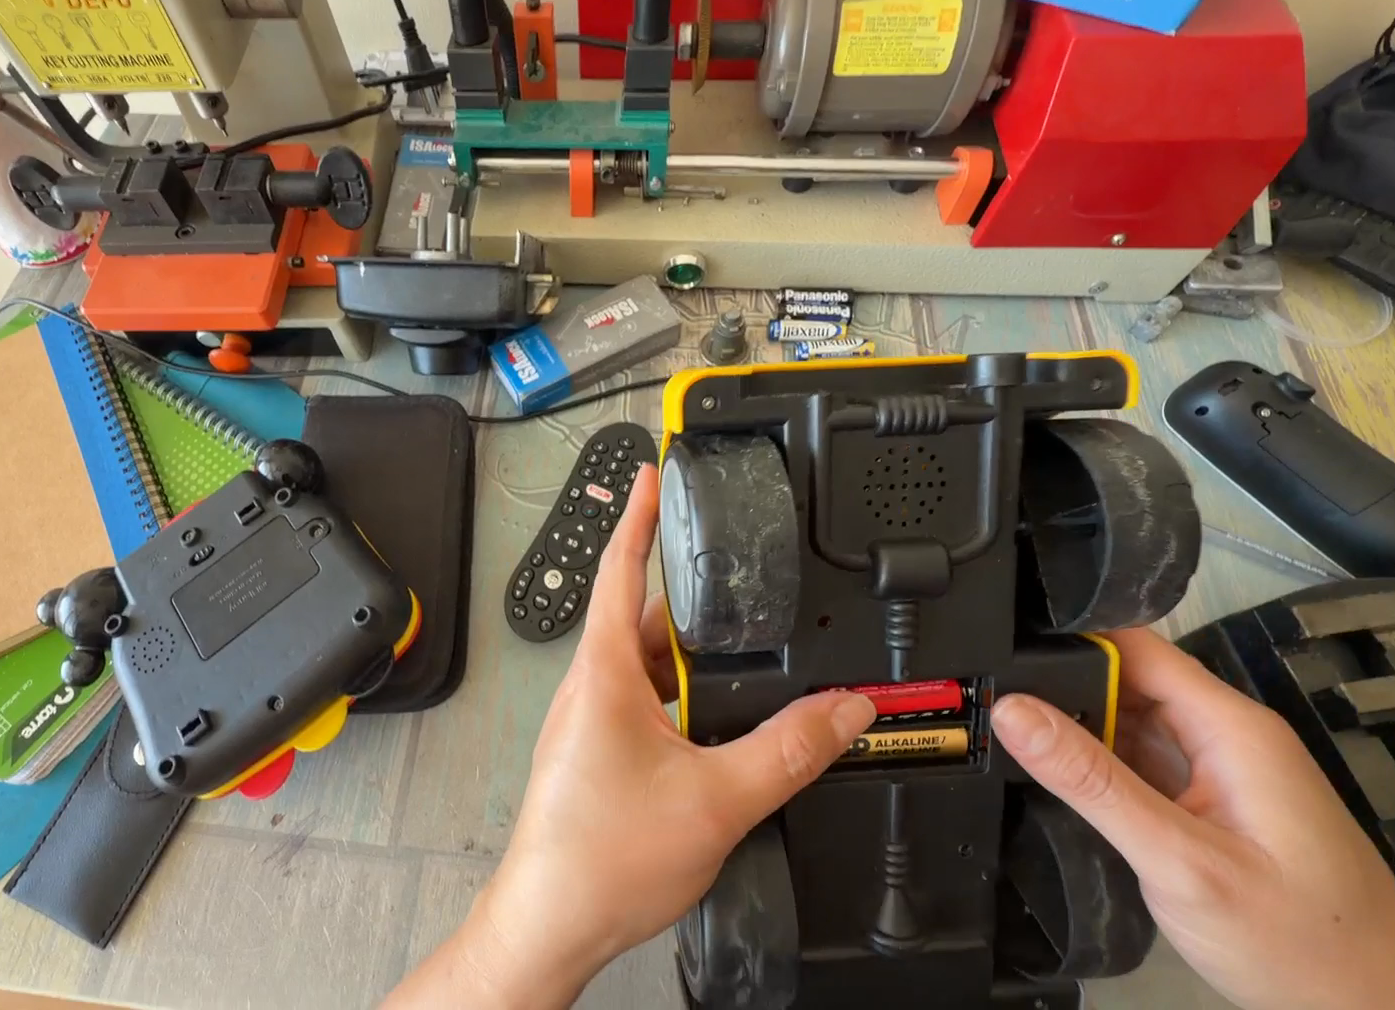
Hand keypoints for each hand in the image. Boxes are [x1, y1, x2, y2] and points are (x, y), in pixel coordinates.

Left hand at [386, 462, 875, 1008]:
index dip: (639, 515)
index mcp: (605, 672)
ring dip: (690, 659)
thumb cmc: (603, 857)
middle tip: (741, 589)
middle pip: (646, 618)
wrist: (551, 920)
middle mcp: (593, 685)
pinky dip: (680, 695)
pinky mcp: (599, 747)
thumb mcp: (716, 798)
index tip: (651, 473)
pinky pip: (644, 698)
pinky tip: (713, 721)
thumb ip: (786, 750)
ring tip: (741, 663)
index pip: (622, 569)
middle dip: (694, 602)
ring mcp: (593, 717)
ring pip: (647, 663)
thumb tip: (842, 711)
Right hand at [992, 628, 1394, 1009]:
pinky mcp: (1202, 801)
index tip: (1001, 652)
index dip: (1066, 638)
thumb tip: (1011, 709)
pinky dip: (1094, 760)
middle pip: (1124, 678)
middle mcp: (1225, 736)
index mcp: (1231, 727)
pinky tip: (1059, 775)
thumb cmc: (1297, 944)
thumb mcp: (1178, 860)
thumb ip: (1090, 781)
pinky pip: (1135, 757)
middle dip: (1058, 684)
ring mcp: (1215, 769)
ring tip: (1013, 736)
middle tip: (993, 703)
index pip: (1134, 645)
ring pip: (1125, 718)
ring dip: (1073, 724)